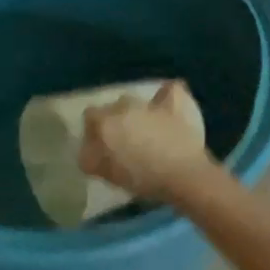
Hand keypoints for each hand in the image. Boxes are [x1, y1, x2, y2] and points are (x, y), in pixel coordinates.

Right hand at [79, 81, 214, 201]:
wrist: (181, 175)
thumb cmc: (140, 178)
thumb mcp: (106, 175)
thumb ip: (91, 159)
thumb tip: (87, 152)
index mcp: (105, 122)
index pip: (90, 116)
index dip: (94, 130)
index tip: (100, 146)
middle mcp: (125, 106)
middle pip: (114, 107)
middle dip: (116, 120)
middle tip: (124, 142)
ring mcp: (151, 104)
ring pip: (138, 100)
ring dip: (138, 112)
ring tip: (146, 131)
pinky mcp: (175, 106)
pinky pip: (170, 92)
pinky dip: (166, 97)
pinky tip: (167, 107)